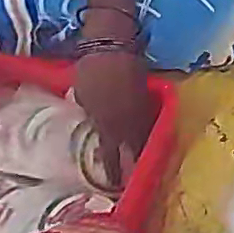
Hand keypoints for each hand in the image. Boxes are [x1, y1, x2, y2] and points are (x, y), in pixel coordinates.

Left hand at [73, 50, 151, 187]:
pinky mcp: (148, 100)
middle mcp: (131, 124)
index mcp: (113, 125)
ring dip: (141, 149)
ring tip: (140, 161)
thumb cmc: (92, 72)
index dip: (114, 171)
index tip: (115, 185)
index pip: (114, 155)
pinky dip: (146, 132)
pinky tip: (145, 136)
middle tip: (132, 178)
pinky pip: (148, 122)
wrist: (112, 46)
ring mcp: (142, 111)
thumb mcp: (85, 99)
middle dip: (134, 163)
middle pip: (135, 150)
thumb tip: (98, 132)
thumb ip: (93, 120)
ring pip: (144, 136)